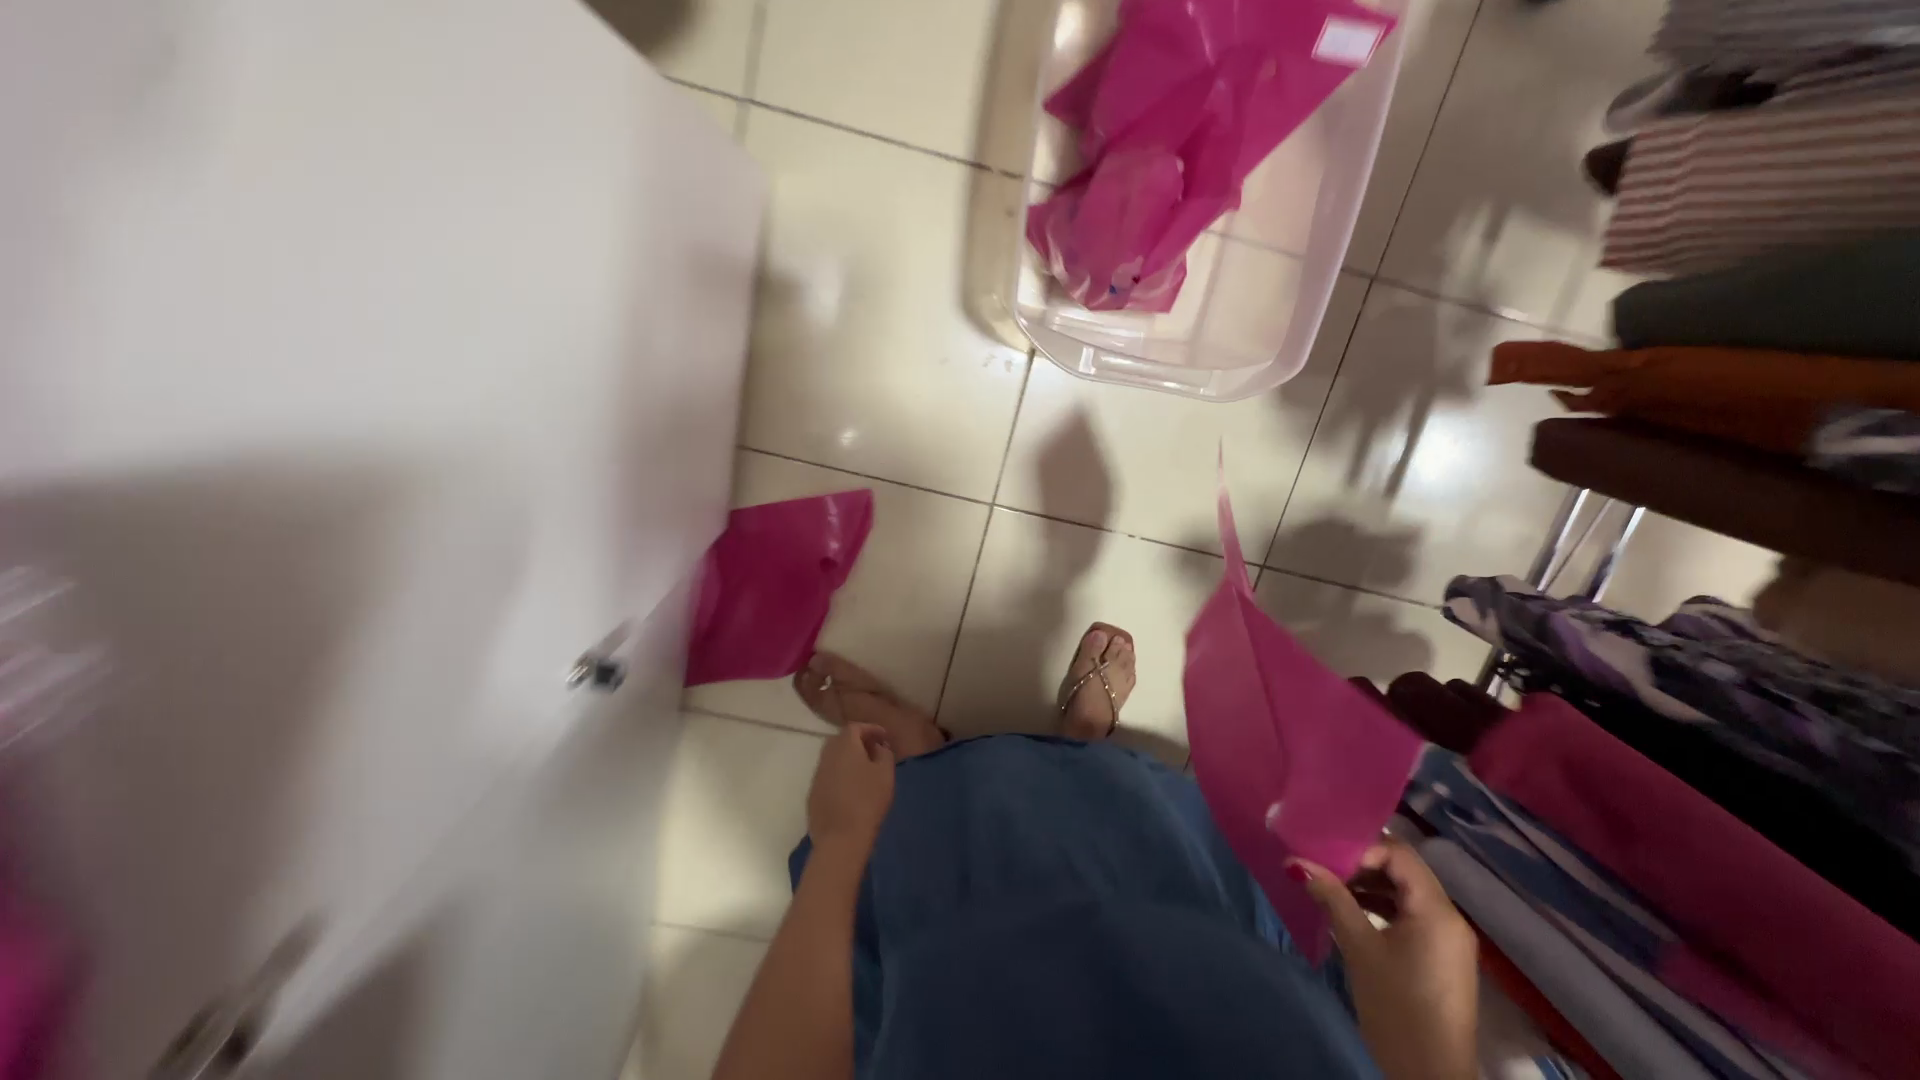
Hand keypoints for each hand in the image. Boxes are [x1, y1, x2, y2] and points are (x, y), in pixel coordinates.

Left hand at [806, 723, 894, 853]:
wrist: (840, 838)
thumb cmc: (868, 801)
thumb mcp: (885, 774)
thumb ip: (884, 754)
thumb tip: (878, 747)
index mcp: (844, 746)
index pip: (855, 727)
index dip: (871, 729)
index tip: (885, 738)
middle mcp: (826, 756)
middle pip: (841, 740)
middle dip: (858, 742)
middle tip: (875, 751)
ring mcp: (817, 776)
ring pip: (833, 758)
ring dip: (848, 759)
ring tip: (865, 771)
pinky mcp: (813, 794)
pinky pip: (828, 776)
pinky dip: (840, 775)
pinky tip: (851, 789)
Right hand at [1293, 840, 1478, 1079]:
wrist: (1431, 1073)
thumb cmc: (1396, 1005)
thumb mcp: (1360, 947)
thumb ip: (1332, 899)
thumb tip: (1297, 862)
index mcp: (1436, 909)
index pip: (1398, 854)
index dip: (1360, 849)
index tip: (1324, 857)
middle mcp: (1449, 916)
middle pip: (1404, 871)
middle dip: (1361, 865)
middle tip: (1321, 867)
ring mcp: (1447, 938)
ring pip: (1405, 893)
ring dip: (1369, 887)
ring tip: (1329, 888)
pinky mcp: (1440, 956)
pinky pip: (1410, 915)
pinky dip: (1381, 908)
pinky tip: (1350, 913)